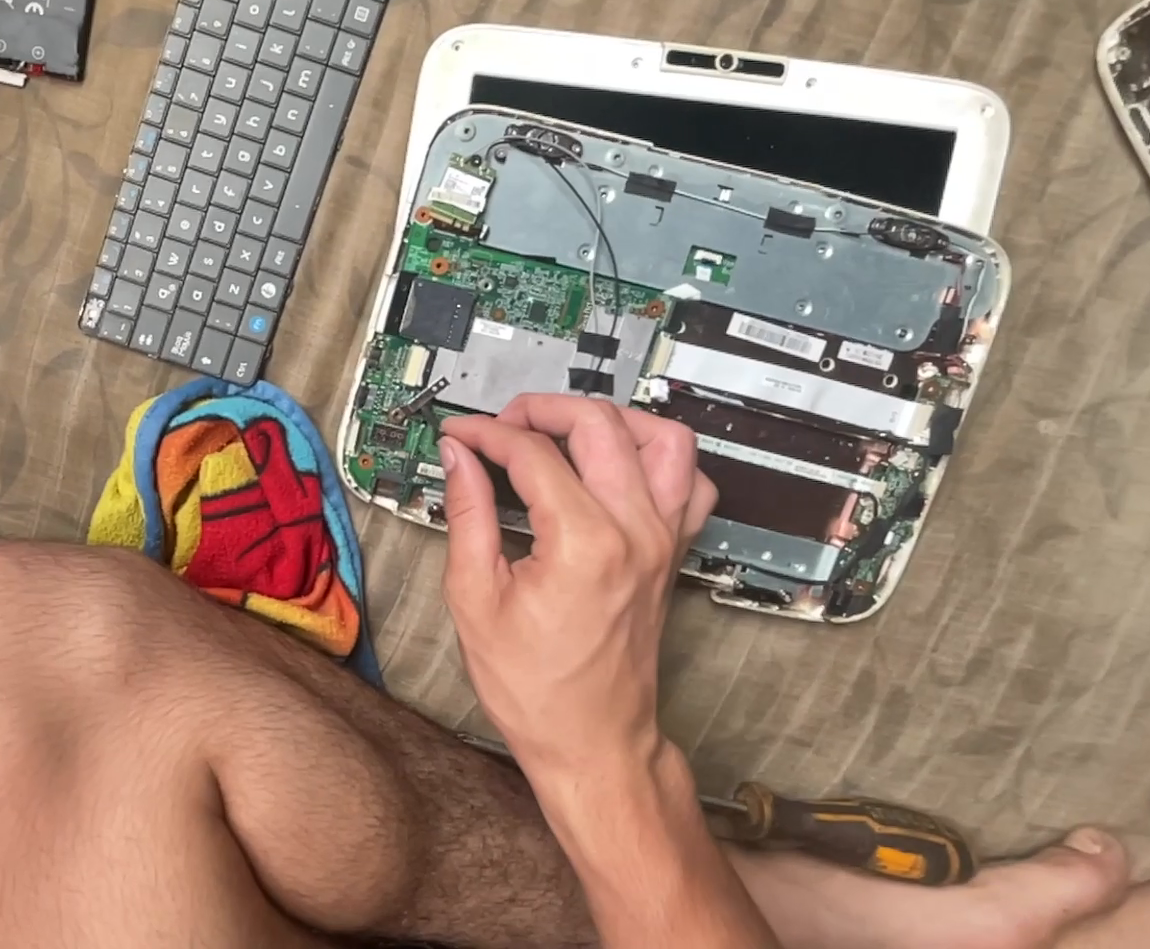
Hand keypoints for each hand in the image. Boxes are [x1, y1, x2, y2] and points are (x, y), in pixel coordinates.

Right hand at [437, 395, 715, 775]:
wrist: (591, 739)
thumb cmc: (533, 685)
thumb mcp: (473, 597)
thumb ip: (467, 514)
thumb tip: (459, 459)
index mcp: (583, 542)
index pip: (531, 453)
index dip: (485, 434)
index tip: (458, 436)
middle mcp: (635, 531)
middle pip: (599, 424)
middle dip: (541, 409)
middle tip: (501, 425)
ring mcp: (665, 540)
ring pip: (663, 438)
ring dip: (609, 419)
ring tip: (562, 430)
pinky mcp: (673, 554)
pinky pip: (691, 483)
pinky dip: (657, 457)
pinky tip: (616, 466)